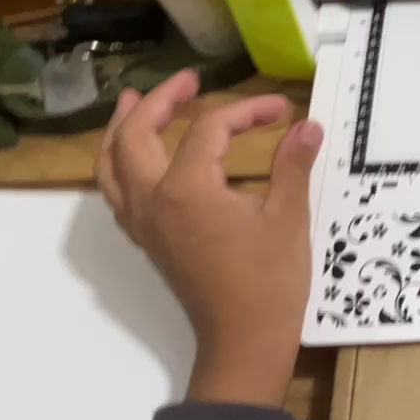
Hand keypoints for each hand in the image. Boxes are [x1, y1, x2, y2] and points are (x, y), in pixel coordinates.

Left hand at [95, 69, 323, 407]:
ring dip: (121, 129)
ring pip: (111, 164)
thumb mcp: (288, 217)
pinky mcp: (147, 240)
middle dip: (160, 102)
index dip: (247, 112)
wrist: (245, 338)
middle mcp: (152, 199)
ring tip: (135, 103)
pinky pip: (116, 190)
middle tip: (187, 81)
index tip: (282, 110)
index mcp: (188, 189)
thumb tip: (308, 125)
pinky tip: (140, 159)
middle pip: (136, 135)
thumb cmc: (270, 279)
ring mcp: (143, 222)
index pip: (210, 131)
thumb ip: (293, 165)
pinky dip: (120, 163)